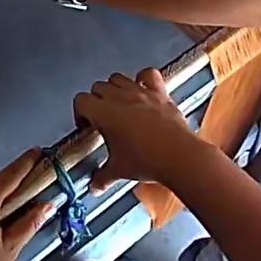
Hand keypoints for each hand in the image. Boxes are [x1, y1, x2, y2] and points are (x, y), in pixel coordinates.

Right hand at [74, 69, 209, 191]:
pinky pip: (149, 74)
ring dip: (115, 88)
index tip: (87, 125)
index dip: (81, 112)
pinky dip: (143, 78)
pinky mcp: (159, 93)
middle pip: (98, 87)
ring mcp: (141, 92)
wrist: (180, 157)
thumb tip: (95, 186)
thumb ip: (103, 176)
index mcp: (104, 113)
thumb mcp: (119, 170)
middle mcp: (120, 98)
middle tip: (102, 117)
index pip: (81, 101)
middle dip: (96, 100)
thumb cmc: (148, 161)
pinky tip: (142, 88)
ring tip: (119, 104)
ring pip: (118, 77)